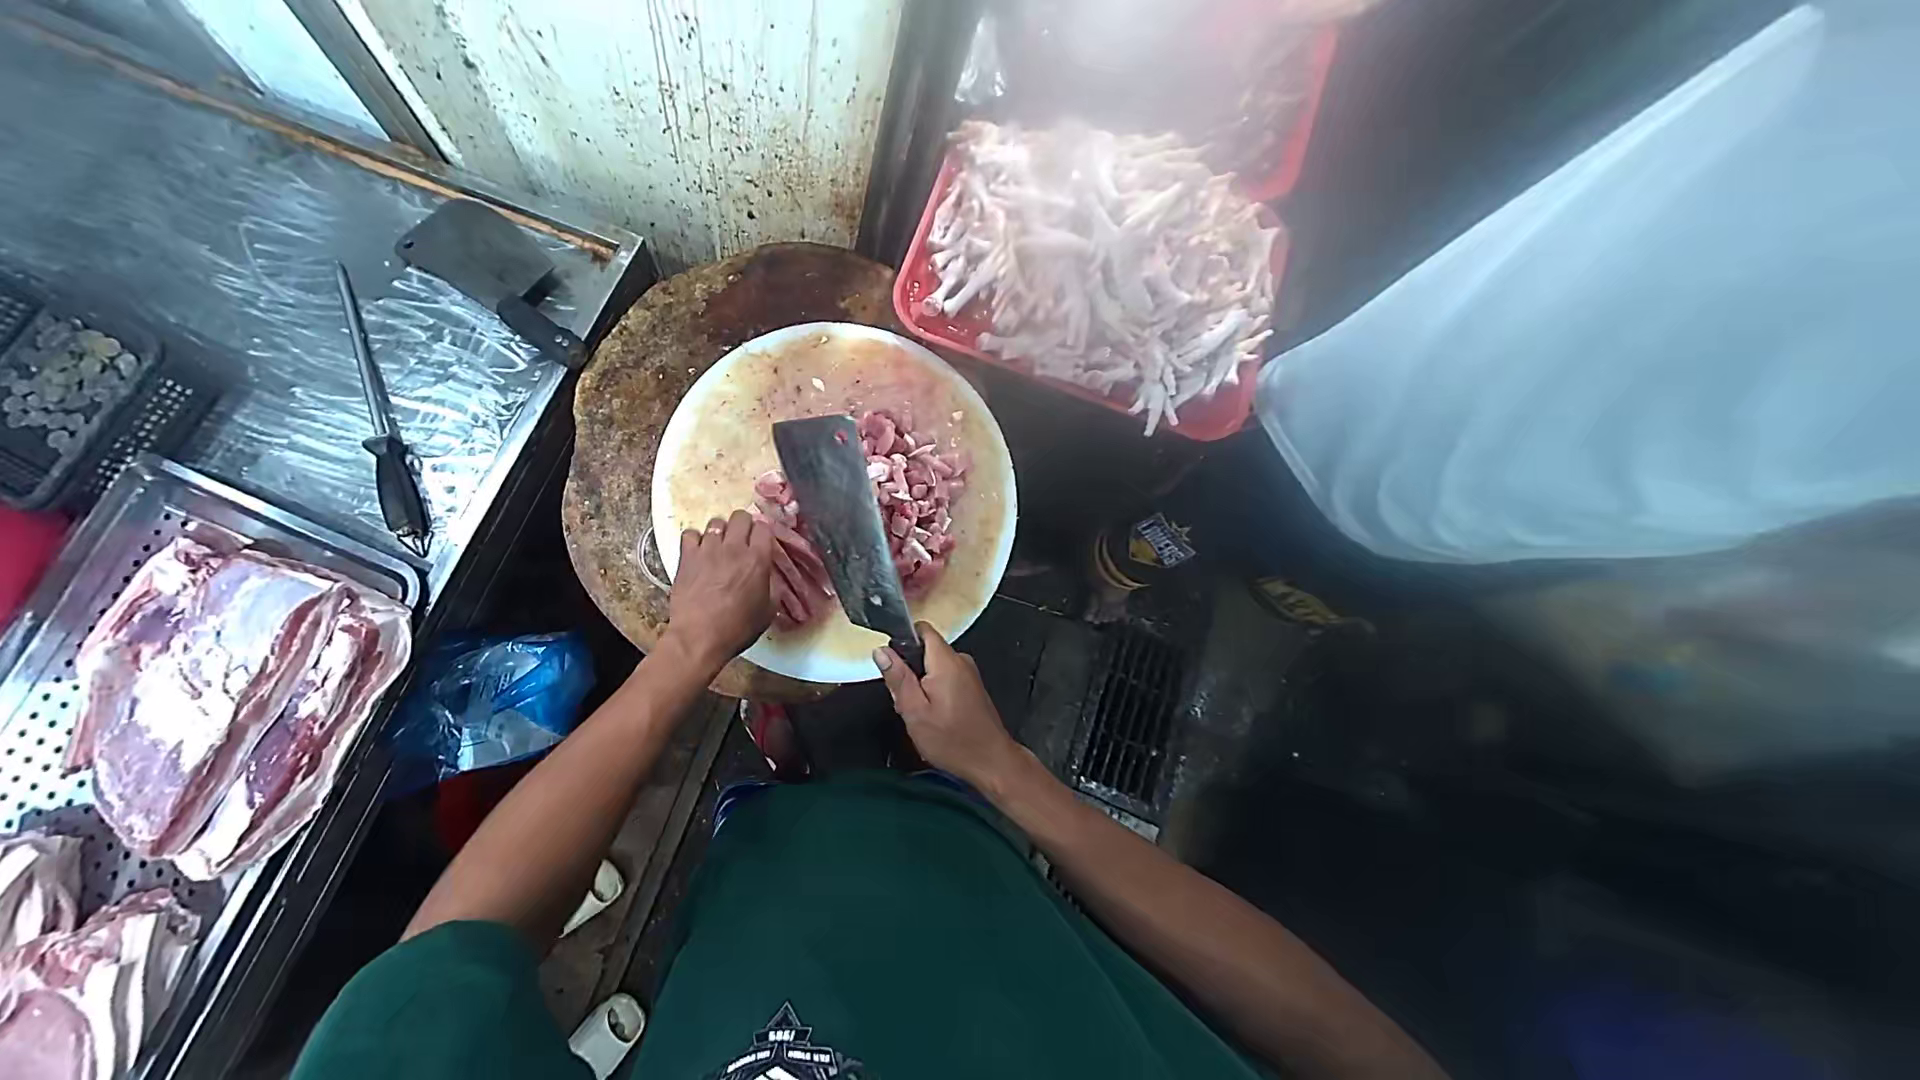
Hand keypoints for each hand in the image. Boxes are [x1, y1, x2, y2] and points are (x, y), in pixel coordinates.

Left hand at [664, 511, 774, 672]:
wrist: (700, 637)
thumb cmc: (738, 627)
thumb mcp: (768, 609)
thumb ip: (772, 585)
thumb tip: (768, 573)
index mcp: (758, 560)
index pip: (764, 528)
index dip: (763, 533)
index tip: (761, 541)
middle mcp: (734, 549)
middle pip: (741, 517)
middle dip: (744, 525)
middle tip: (742, 539)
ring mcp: (708, 550)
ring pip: (716, 522)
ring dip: (721, 532)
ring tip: (719, 545)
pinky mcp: (686, 557)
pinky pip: (690, 533)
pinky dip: (695, 539)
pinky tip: (698, 550)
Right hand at [874, 624, 1024, 788]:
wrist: (990, 761)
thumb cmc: (955, 741)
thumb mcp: (915, 711)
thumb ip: (897, 678)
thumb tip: (881, 652)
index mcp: (946, 662)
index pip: (922, 630)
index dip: (903, 642)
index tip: (894, 663)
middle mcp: (961, 661)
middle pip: (925, 651)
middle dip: (910, 672)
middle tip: (908, 702)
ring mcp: (969, 673)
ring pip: (934, 667)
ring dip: (922, 686)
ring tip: (923, 714)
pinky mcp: (972, 686)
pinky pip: (946, 678)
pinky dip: (935, 693)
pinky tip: (936, 717)